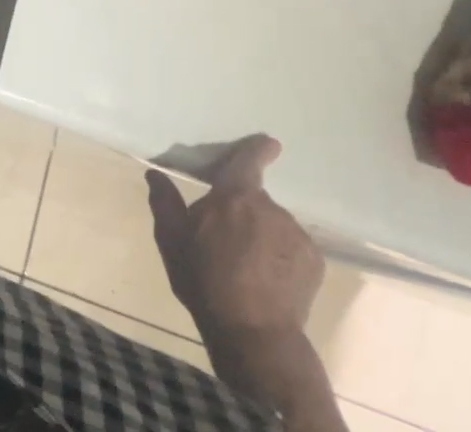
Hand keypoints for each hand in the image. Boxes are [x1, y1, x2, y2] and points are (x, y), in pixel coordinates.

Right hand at [147, 134, 324, 339]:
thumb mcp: (171, 239)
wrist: (253, 329)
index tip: (269, 143)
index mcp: (232, 198)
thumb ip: (165, 203)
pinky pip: (292, 246)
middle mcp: (270, 210)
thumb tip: (155, 174)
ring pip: (273, 223)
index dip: (257, 150)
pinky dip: (279, 252)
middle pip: (254, 199)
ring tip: (243, 261)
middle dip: (241, 209)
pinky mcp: (315, 261)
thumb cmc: (203, 277)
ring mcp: (297, 235)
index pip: (246, 164)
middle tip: (222, 235)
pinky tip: (265, 275)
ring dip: (260, 232)